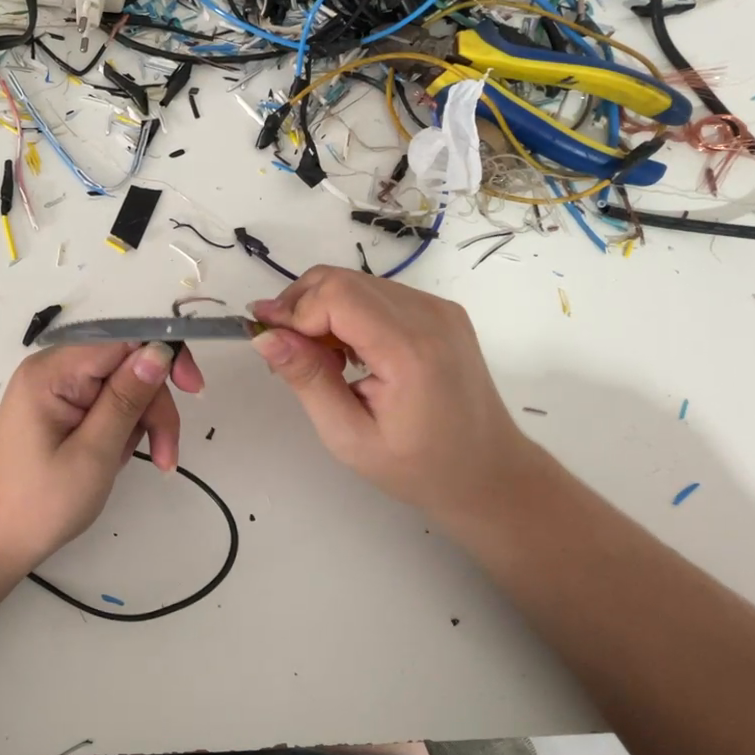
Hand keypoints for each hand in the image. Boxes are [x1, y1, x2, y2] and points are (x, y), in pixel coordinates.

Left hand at [0, 342, 205, 575]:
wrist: (3, 538)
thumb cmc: (44, 502)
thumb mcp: (94, 452)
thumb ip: (126, 399)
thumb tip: (158, 349)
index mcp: (49, 373)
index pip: (119, 342)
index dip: (161, 358)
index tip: (194, 389)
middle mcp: (50, 371)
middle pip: (124, 366)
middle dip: (152, 408)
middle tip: (165, 456)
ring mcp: (54, 390)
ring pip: (121, 388)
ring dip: (142, 424)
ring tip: (142, 465)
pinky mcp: (60, 409)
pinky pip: (105, 404)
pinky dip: (122, 430)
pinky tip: (117, 459)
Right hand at [248, 266, 548, 518]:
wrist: (490, 474)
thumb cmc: (417, 468)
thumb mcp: (348, 436)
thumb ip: (307, 379)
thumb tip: (264, 335)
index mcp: (410, 351)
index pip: (335, 296)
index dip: (292, 312)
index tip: (268, 342)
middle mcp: (429, 316)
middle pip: (340, 279)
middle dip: (299, 306)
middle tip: (286, 351)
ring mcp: (438, 309)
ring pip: (353, 282)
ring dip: (320, 310)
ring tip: (319, 358)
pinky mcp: (439, 311)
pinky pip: (374, 292)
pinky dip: (345, 312)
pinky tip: (346, 352)